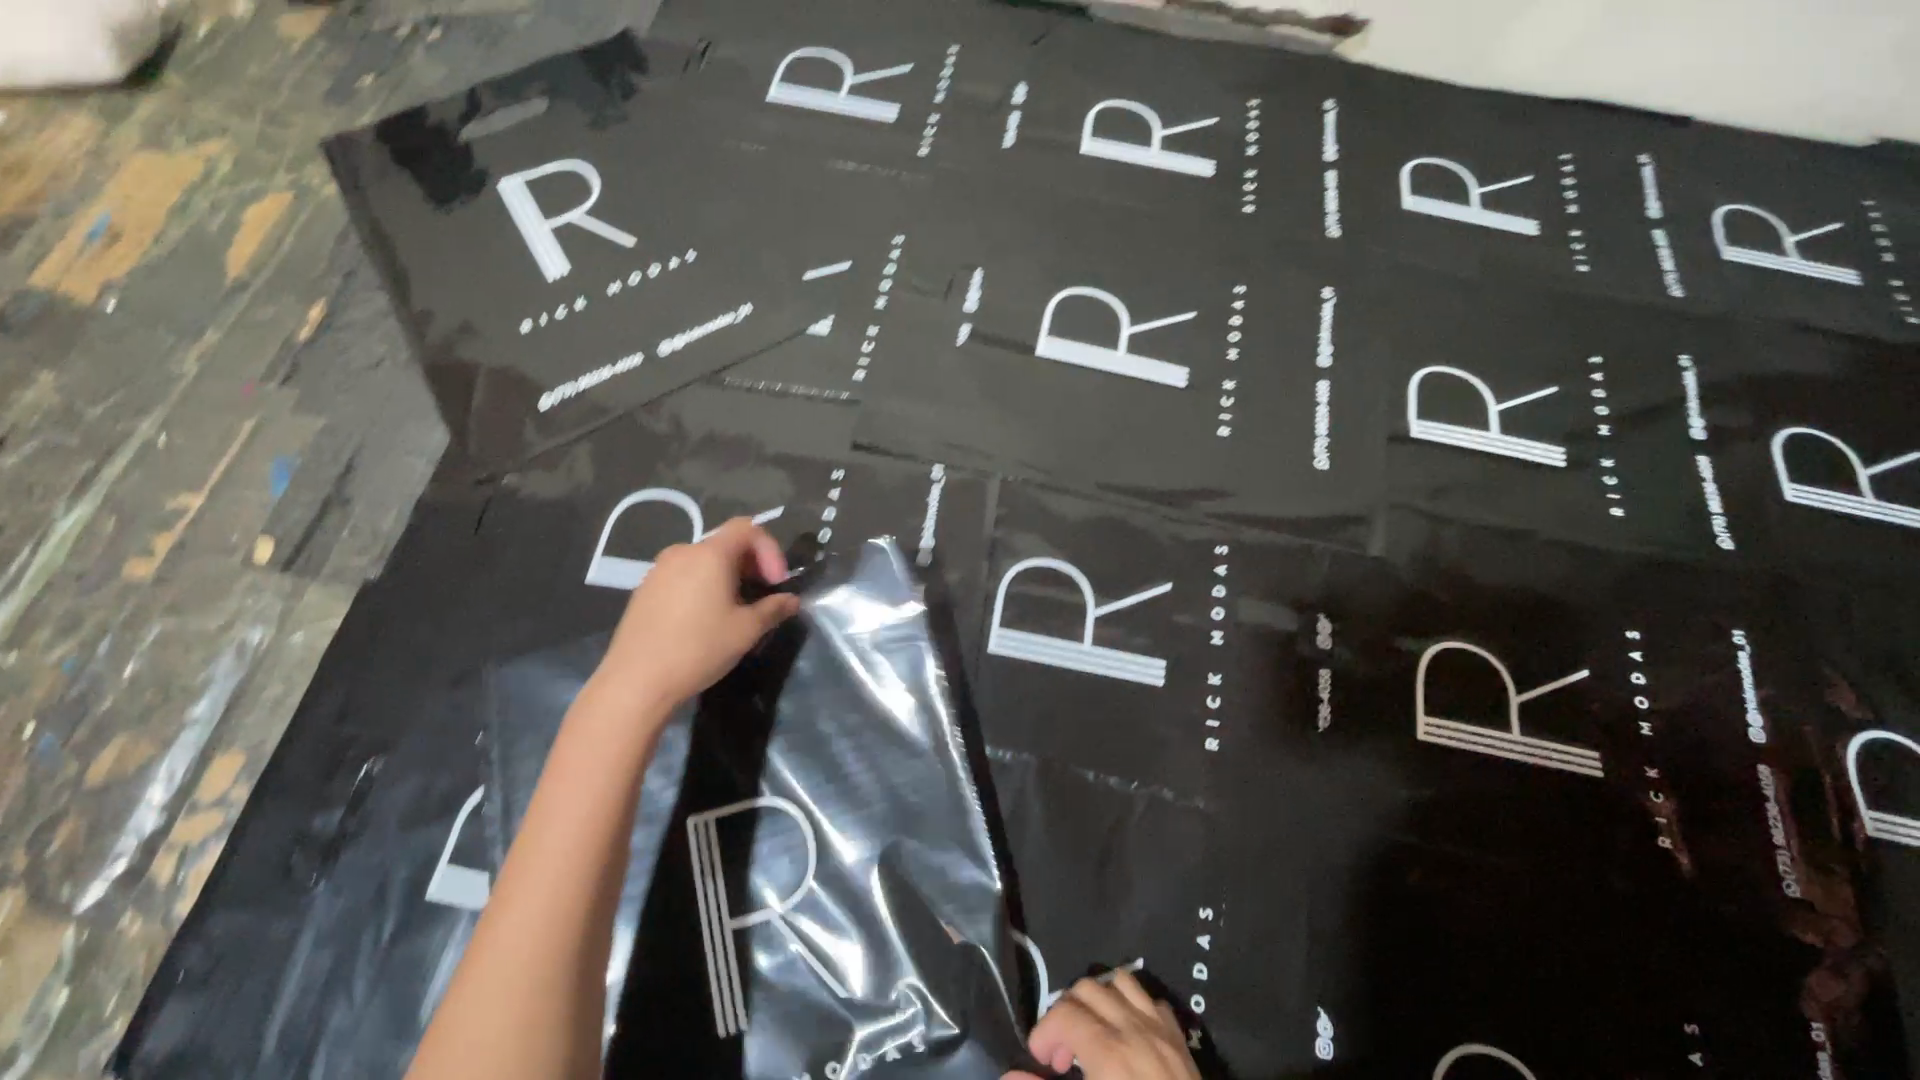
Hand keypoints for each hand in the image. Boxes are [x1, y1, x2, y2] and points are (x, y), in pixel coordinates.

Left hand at [590, 518, 800, 714]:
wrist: (636, 679)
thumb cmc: (699, 648)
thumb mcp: (746, 631)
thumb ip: (773, 609)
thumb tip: (791, 601)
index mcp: (710, 555)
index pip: (747, 528)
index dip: (770, 550)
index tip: (776, 583)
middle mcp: (682, 552)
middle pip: (725, 543)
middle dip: (750, 565)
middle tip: (761, 597)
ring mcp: (659, 570)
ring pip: (703, 562)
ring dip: (726, 577)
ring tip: (734, 610)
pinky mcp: (645, 589)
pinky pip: (683, 576)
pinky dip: (702, 587)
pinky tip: (703, 620)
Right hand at [1004, 972, 1200, 1079]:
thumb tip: (1007, 1076)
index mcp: (1107, 1049)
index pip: (1063, 1013)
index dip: (1043, 1032)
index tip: (1041, 1061)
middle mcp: (1132, 1027)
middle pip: (1087, 989)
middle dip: (1066, 1014)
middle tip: (1064, 1056)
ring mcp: (1159, 1029)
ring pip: (1121, 983)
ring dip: (1099, 1002)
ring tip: (1092, 1035)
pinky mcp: (1180, 1039)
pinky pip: (1151, 1001)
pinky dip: (1133, 1009)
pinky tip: (1128, 1038)